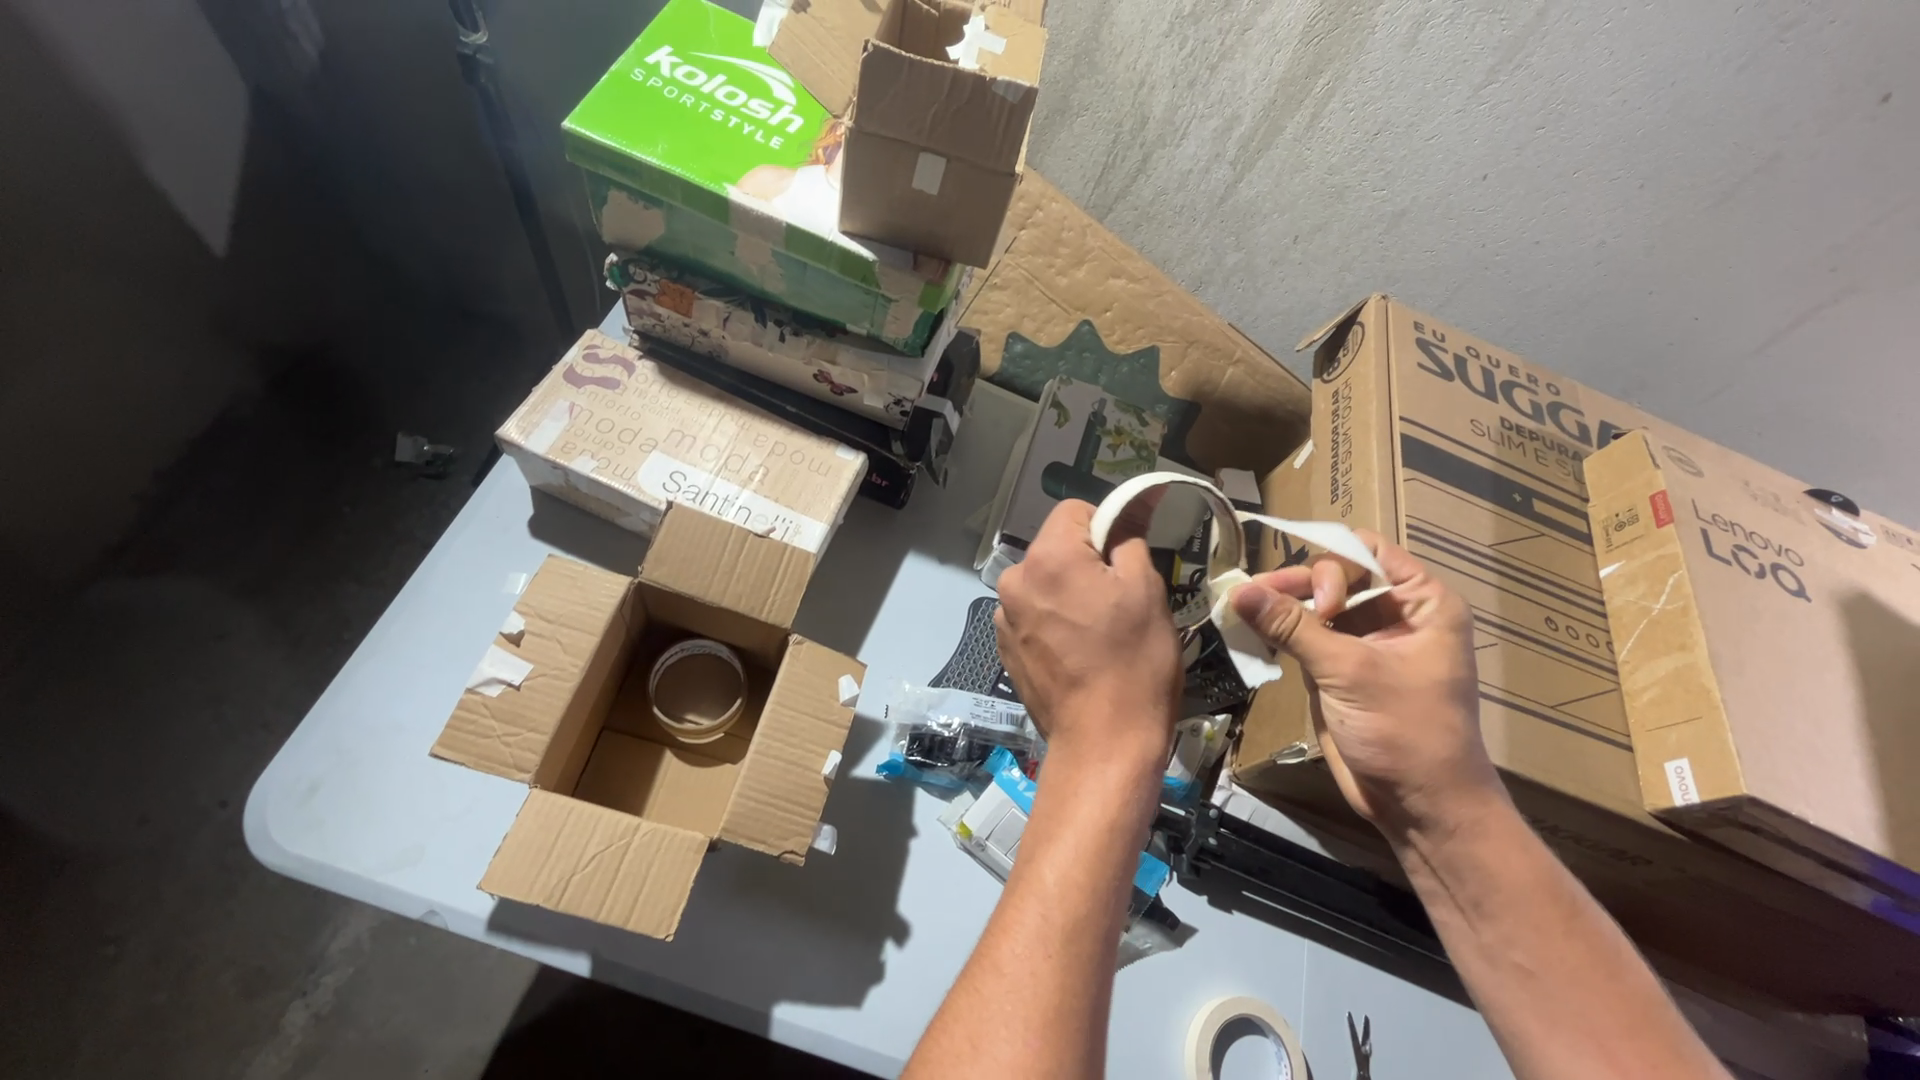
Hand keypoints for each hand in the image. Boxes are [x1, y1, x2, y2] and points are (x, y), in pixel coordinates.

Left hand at [994, 499, 1182, 767]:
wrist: (1103, 742)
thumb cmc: (1134, 662)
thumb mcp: (1146, 590)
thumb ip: (1129, 538)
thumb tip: (1132, 505)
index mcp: (1047, 557)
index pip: (1074, 511)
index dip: (1106, 526)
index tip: (1127, 561)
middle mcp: (1014, 581)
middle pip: (1056, 548)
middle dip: (1087, 562)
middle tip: (1119, 601)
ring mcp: (1005, 619)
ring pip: (1044, 583)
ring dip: (1068, 593)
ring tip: (1098, 632)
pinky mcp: (1005, 650)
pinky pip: (1033, 615)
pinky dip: (1054, 622)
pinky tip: (1078, 653)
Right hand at [1228, 530, 1503, 835]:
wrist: (1419, 806)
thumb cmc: (1406, 731)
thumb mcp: (1349, 672)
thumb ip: (1293, 627)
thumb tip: (1240, 590)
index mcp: (1421, 604)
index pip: (1370, 552)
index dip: (1329, 554)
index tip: (1290, 573)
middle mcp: (1394, 615)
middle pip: (1336, 576)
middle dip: (1296, 584)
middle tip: (1256, 597)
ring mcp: (1364, 644)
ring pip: (1315, 606)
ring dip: (1280, 606)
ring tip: (1243, 611)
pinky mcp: (1339, 671)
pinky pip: (1304, 638)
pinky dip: (1278, 633)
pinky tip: (1249, 632)